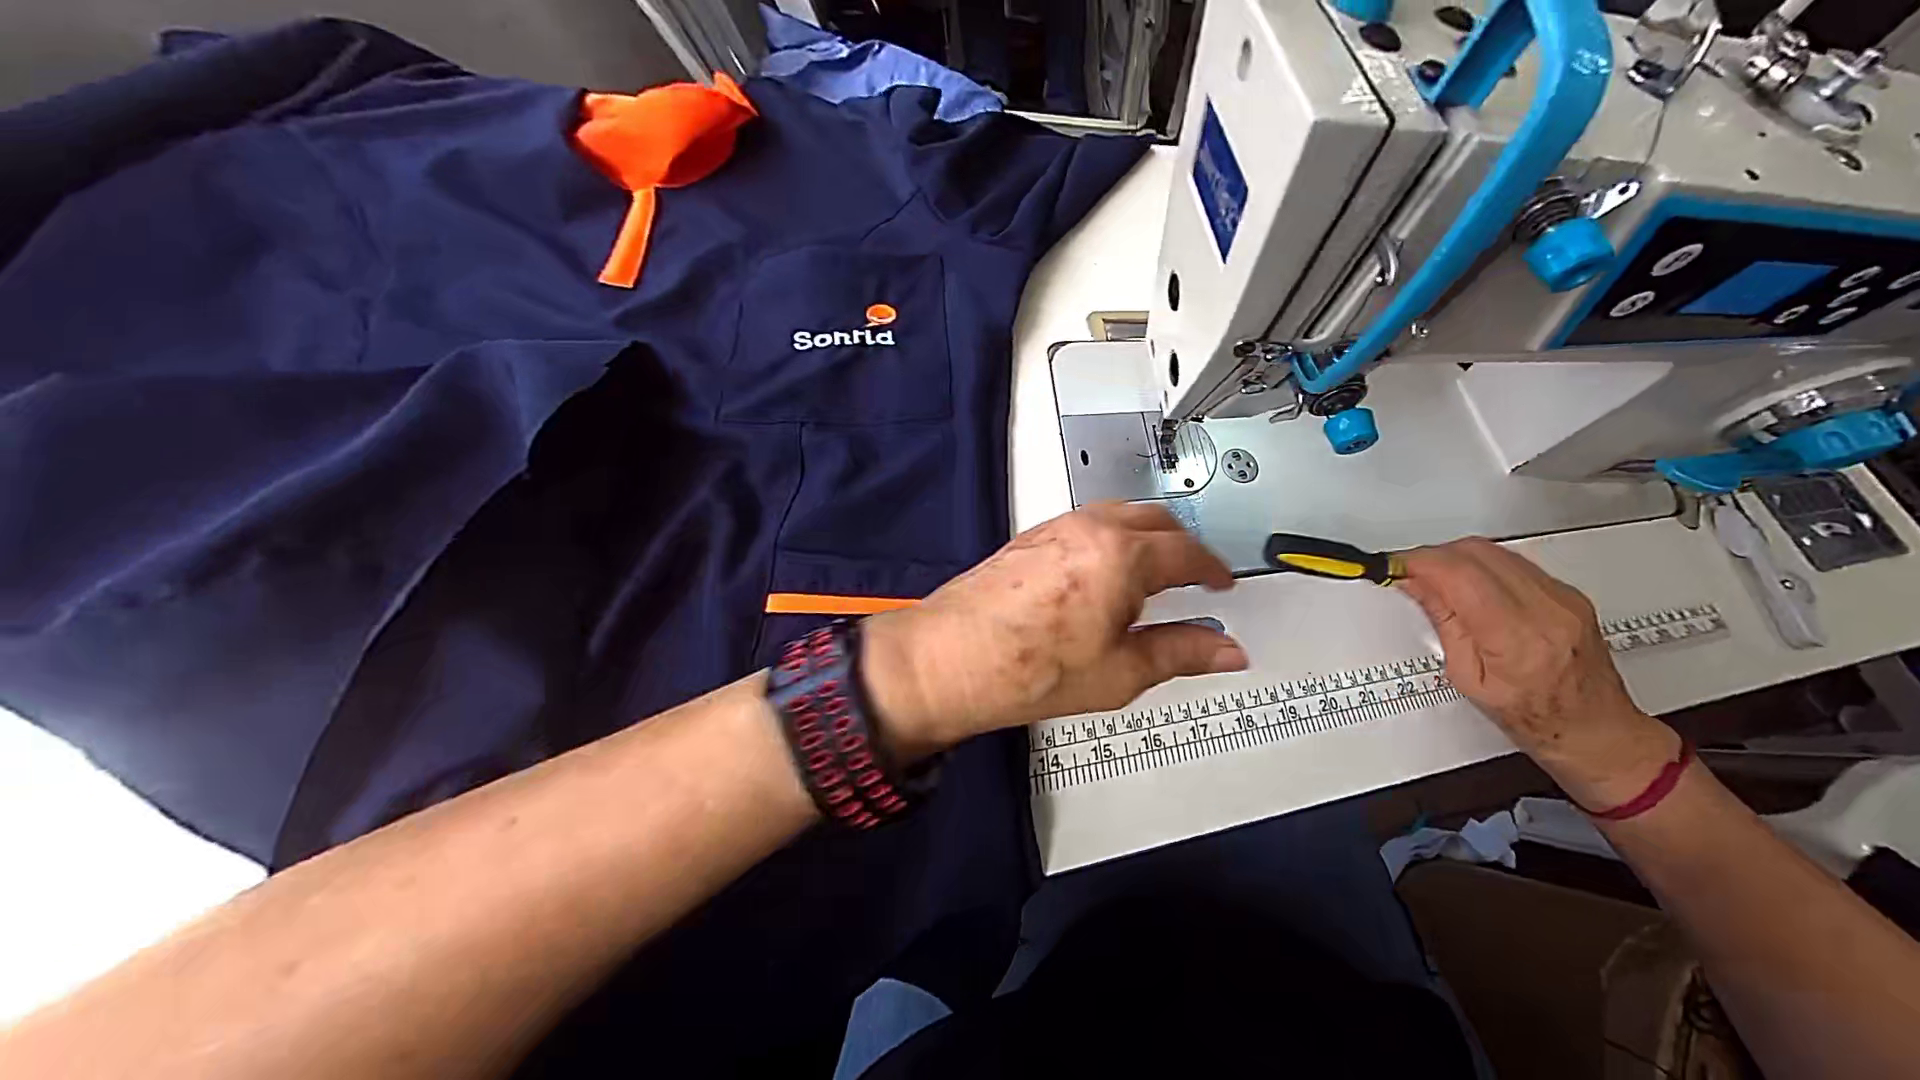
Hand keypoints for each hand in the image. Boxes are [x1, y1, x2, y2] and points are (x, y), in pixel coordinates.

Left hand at [861, 502, 1247, 758]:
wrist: (949, 659)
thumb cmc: (1022, 667)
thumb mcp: (1119, 672)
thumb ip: (1180, 653)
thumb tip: (1223, 650)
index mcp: (1122, 556)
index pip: (1187, 552)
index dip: (1213, 570)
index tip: (1221, 583)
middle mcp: (1089, 529)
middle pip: (1157, 522)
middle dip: (1183, 547)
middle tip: (1194, 578)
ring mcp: (1056, 528)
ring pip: (1120, 515)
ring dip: (1146, 536)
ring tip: (1152, 575)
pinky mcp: (1031, 536)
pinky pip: (1088, 522)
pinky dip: (1112, 537)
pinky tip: (1104, 571)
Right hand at [1396, 538, 1681, 810]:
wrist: (1597, 729)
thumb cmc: (1537, 718)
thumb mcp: (1468, 678)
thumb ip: (1443, 623)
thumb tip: (1415, 585)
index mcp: (1518, 639)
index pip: (1459, 575)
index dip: (1418, 563)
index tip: (1393, 567)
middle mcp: (1548, 610)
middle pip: (1475, 553)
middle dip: (1432, 557)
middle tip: (1408, 573)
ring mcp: (1563, 597)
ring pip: (1493, 550)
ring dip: (1454, 558)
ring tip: (1434, 580)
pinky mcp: (1568, 592)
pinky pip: (1512, 561)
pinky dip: (1479, 565)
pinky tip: (1466, 584)